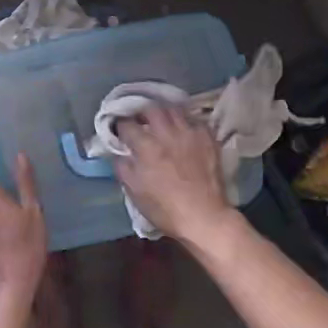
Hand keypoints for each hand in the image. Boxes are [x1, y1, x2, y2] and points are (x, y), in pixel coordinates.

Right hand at [115, 106, 235, 239]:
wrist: (205, 218)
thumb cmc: (164, 208)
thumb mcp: (133, 191)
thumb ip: (122, 166)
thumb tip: (119, 152)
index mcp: (146, 147)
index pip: (126, 124)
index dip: (120, 125)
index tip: (119, 130)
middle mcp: (167, 134)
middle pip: (150, 108)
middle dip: (141, 112)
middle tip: (139, 120)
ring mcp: (190, 135)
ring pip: (174, 109)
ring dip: (164, 113)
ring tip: (161, 121)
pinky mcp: (208, 140)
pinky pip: (195, 120)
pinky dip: (186, 122)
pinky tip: (183, 130)